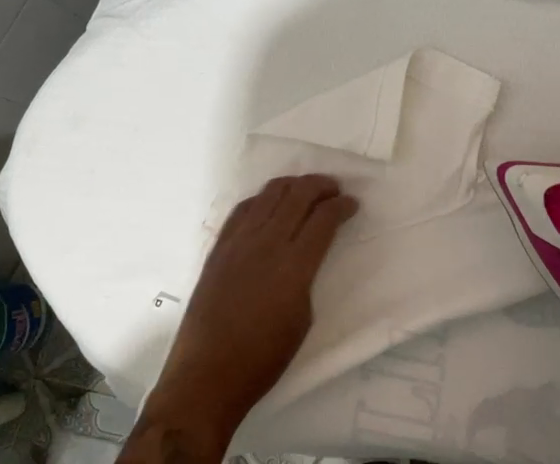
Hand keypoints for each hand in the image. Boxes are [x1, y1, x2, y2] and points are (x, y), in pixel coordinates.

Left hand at [121, 175, 357, 463]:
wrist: (207, 374)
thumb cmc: (264, 358)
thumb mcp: (303, 319)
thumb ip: (308, 277)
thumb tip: (307, 255)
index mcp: (294, 266)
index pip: (324, 219)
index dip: (342, 206)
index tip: (352, 204)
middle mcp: (267, 243)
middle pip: (298, 195)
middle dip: (321, 185)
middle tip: (334, 189)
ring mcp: (239, 242)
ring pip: (270, 194)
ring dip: (293, 185)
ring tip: (305, 190)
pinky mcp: (219, 248)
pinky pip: (243, 209)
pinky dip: (263, 199)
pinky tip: (270, 204)